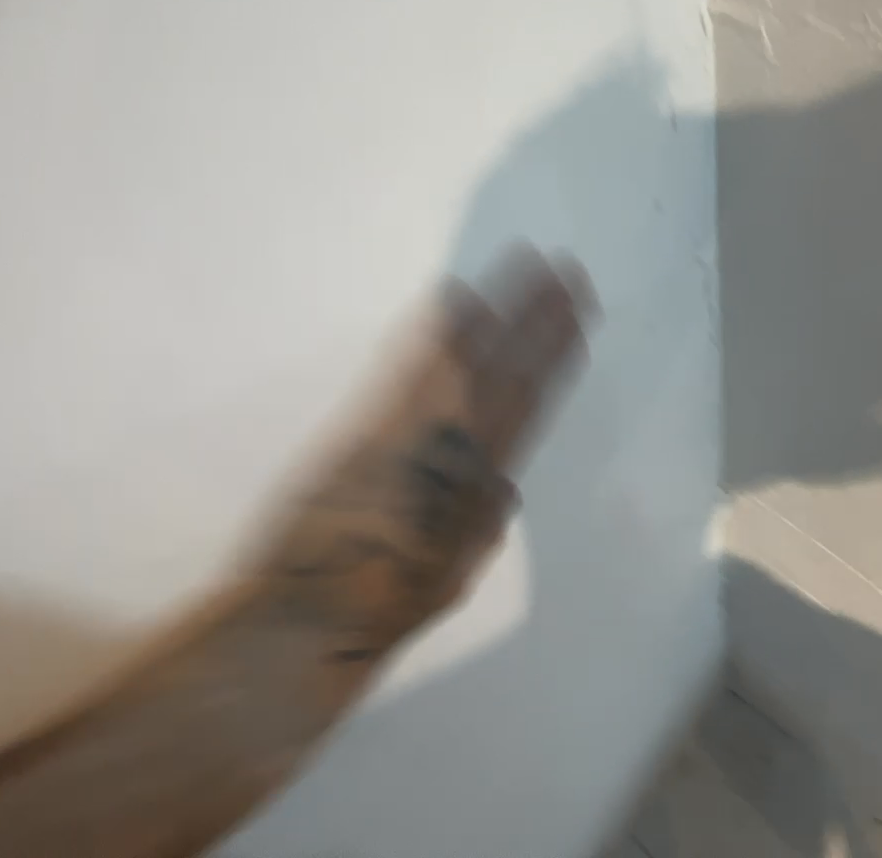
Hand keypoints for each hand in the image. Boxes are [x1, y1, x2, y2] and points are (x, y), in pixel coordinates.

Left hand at [254, 247, 595, 659]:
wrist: (304, 619)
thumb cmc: (385, 607)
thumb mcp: (453, 575)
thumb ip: (482, 526)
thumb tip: (504, 488)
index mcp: (480, 485)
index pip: (530, 406)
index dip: (556, 358)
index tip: (577, 320)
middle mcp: (453, 447)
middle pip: (506, 368)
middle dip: (538, 316)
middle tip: (564, 271)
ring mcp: (406, 427)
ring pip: (462, 356)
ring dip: (498, 304)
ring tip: (521, 262)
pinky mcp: (362, 421)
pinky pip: (405, 364)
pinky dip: (433, 326)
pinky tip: (450, 294)